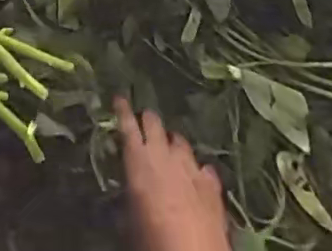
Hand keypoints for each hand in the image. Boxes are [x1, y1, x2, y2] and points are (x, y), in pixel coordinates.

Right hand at [116, 98, 230, 250]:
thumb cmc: (151, 235)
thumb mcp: (128, 213)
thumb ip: (128, 190)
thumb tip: (127, 185)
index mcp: (138, 158)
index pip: (127, 123)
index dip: (122, 108)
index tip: (120, 96)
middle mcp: (163, 155)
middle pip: (154, 123)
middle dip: (148, 119)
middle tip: (144, 120)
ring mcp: (191, 168)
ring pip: (180, 141)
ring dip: (172, 142)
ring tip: (170, 146)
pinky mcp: (212, 186)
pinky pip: (204, 167)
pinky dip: (199, 168)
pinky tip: (198, 174)